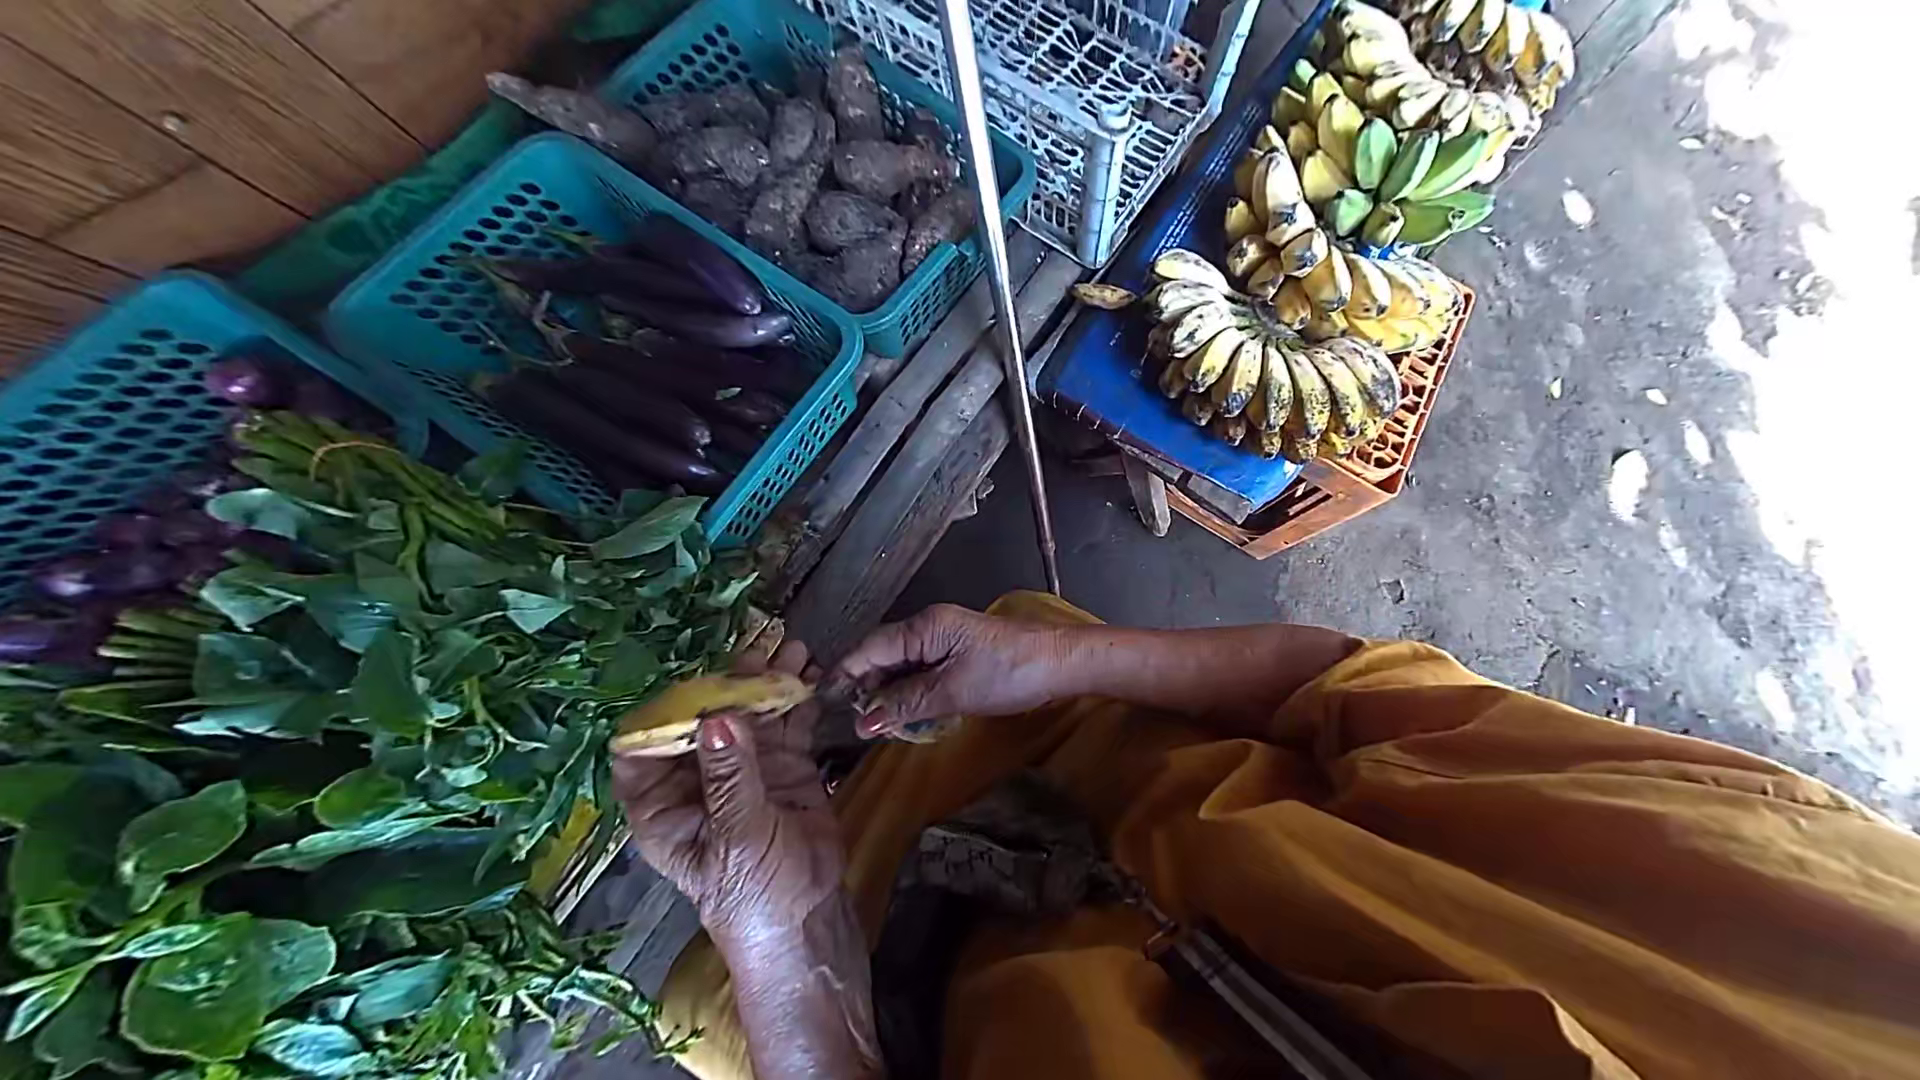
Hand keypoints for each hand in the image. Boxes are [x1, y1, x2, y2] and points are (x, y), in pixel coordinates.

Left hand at [612, 641, 843, 942]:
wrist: (812, 918)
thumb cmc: (757, 895)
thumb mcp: (739, 838)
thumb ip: (731, 776)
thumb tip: (718, 716)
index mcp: (665, 803)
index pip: (644, 747)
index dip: (664, 712)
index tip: (699, 682)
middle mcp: (699, 777)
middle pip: (704, 719)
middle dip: (728, 685)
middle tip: (759, 651)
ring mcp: (744, 767)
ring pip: (748, 714)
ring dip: (767, 683)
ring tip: (791, 652)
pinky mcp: (783, 764)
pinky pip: (785, 722)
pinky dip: (796, 698)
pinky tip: (809, 674)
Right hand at [829, 603, 1072, 739]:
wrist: (1061, 664)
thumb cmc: (1008, 673)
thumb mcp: (953, 692)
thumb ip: (905, 704)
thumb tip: (862, 722)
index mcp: (924, 626)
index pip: (870, 647)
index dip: (845, 673)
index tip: (822, 701)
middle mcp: (930, 626)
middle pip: (883, 654)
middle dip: (865, 685)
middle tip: (850, 720)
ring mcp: (945, 638)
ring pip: (902, 663)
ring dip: (888, 691)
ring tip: (873, 722)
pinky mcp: (959, 653)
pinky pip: (922, 669)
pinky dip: (909, 690)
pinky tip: (904, 712)